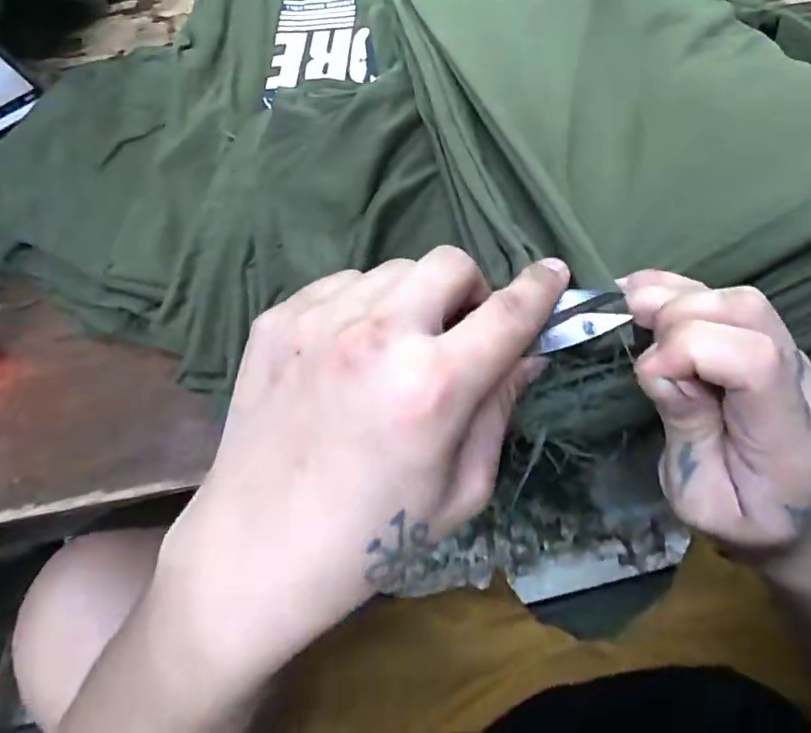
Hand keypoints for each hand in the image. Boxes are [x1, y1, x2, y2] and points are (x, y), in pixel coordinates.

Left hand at [155, 248, 568, 677]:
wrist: (256, 548)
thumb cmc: (371, 537)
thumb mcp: (459, 490)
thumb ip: (498, 408)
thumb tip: (528, 351)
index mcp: (433, 386)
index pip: (507, 312)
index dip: (540, 288)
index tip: (554, 271)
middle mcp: (378, 336)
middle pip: (448, 262)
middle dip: (468, 290)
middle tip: (457, 332)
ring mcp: (319, 320)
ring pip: (393, 269)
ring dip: (412, 299)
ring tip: (394, 349)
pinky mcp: (278, 318)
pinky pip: (342, 284)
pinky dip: (361, 306)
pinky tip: (346, 353)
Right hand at [620, 271, 810, 560]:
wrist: (793, 522)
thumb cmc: (744, 521)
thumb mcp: (702, 502)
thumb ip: (686, 430)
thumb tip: (655, 366)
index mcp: (787, 434)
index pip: (756, 360)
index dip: (691, 349)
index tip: (649, 374)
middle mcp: (799, 382)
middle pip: (749, 312)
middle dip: (681, 315)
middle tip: (639, 337)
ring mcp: (788, 356)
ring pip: (738, 298)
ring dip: (677, 296)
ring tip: (631, 310)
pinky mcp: (765, 342)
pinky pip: (727, 299)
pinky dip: (679, 290)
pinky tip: (642, 295)